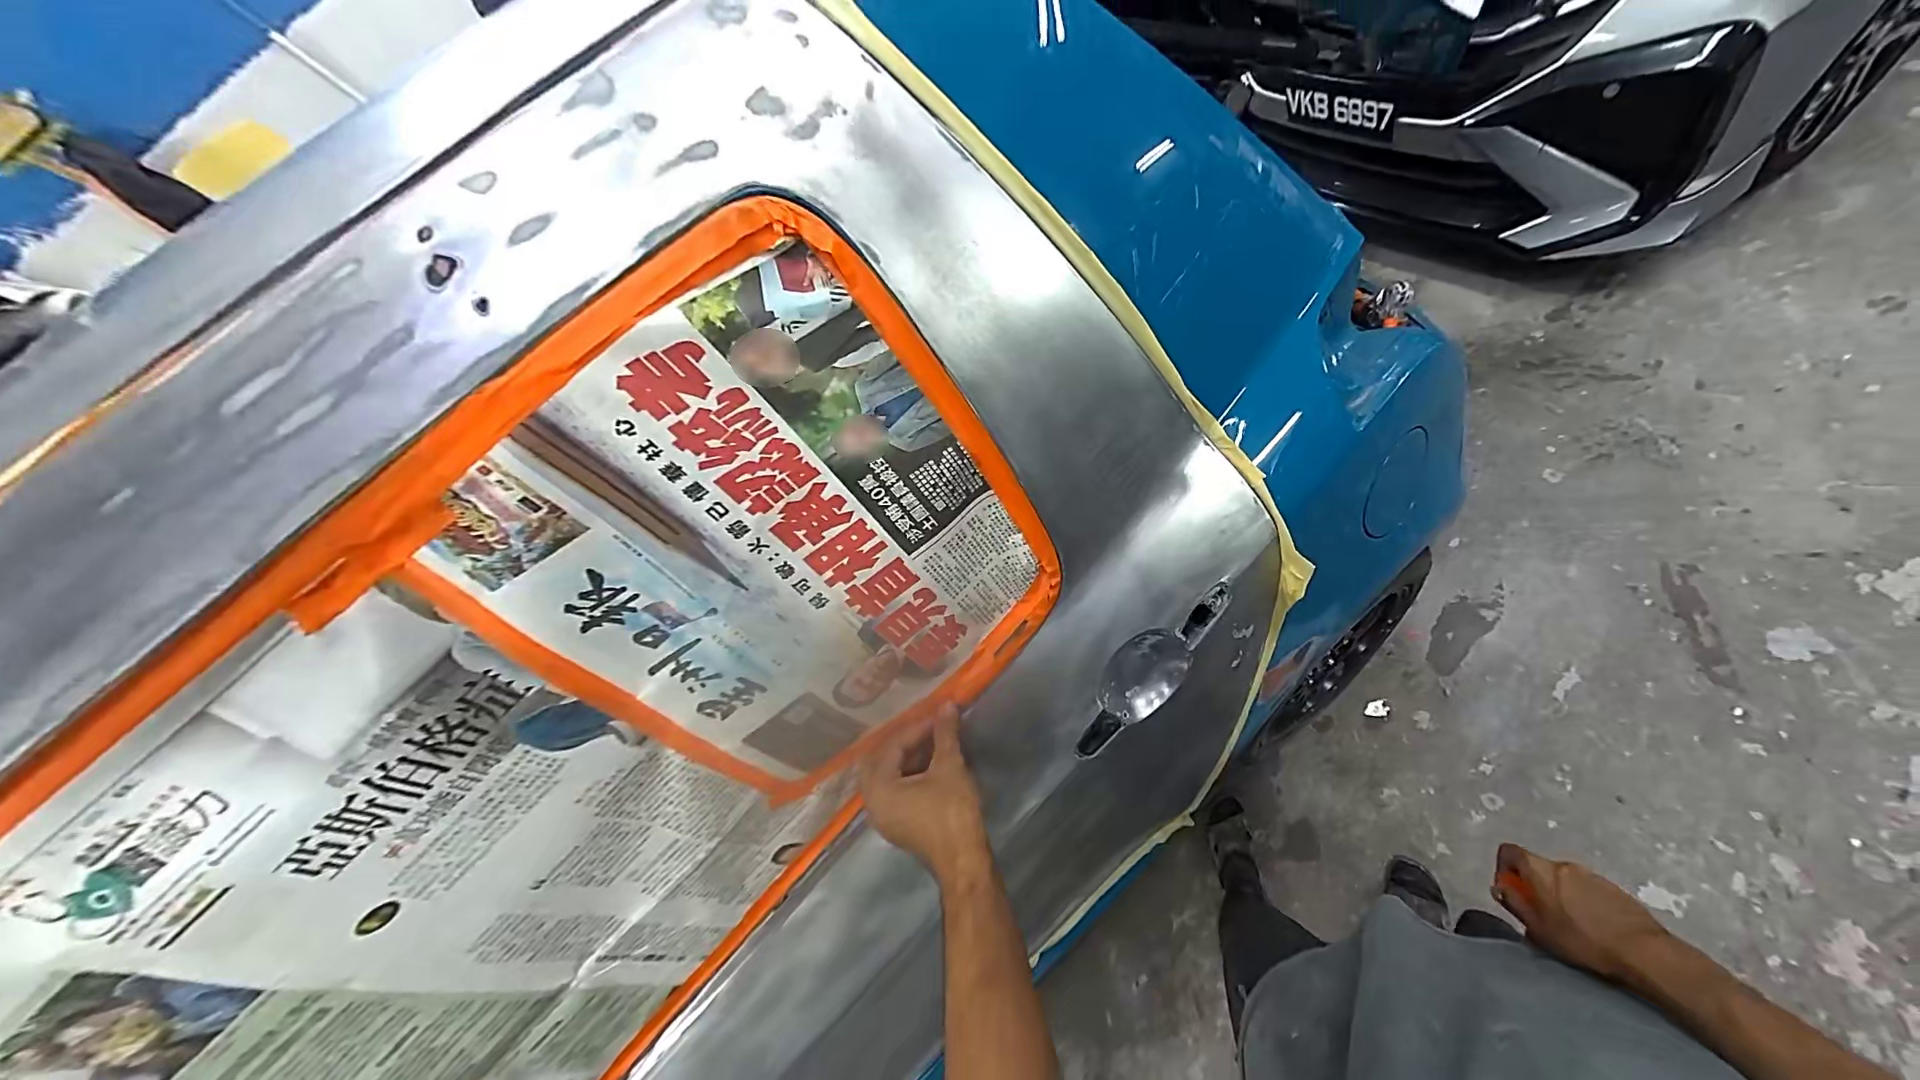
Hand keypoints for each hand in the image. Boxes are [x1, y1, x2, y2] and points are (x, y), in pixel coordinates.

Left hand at [858, 703, 991, 884]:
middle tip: (929, 728)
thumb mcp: (949, 767)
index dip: (915, 729)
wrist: (964, 860)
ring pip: (888, 776)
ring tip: (933, 743)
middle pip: (882, 760)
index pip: (891, 747)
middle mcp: (872, 803)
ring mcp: (883, 817)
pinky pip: (895, 791)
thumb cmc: (952, 812)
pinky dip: (909, 775)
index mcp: (878, 788)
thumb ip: (944, 734)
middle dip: (905, 741)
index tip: (937, 717)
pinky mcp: (897, 826)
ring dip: (908, 758)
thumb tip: (946, 705)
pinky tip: (930, 765)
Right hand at [1492, 842, 1673, 981]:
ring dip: (1561, 894)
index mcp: (1541, 869)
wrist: (1646, 953)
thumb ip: (1514, 903)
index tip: (1510, 889)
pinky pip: (1589, 890)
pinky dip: (1584, 902)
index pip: (1510, 851)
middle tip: (1542, 913)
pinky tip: (1595, 927)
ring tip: (1571, 924)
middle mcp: (1565, 865)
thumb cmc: (1582, 939)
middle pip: (1540, 867)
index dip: (1503, 866)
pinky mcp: (1618, 891)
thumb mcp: (1538, 927)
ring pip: (1566, 879)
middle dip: (1536, 885)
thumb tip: (1500, 888)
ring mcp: (1594, 876)